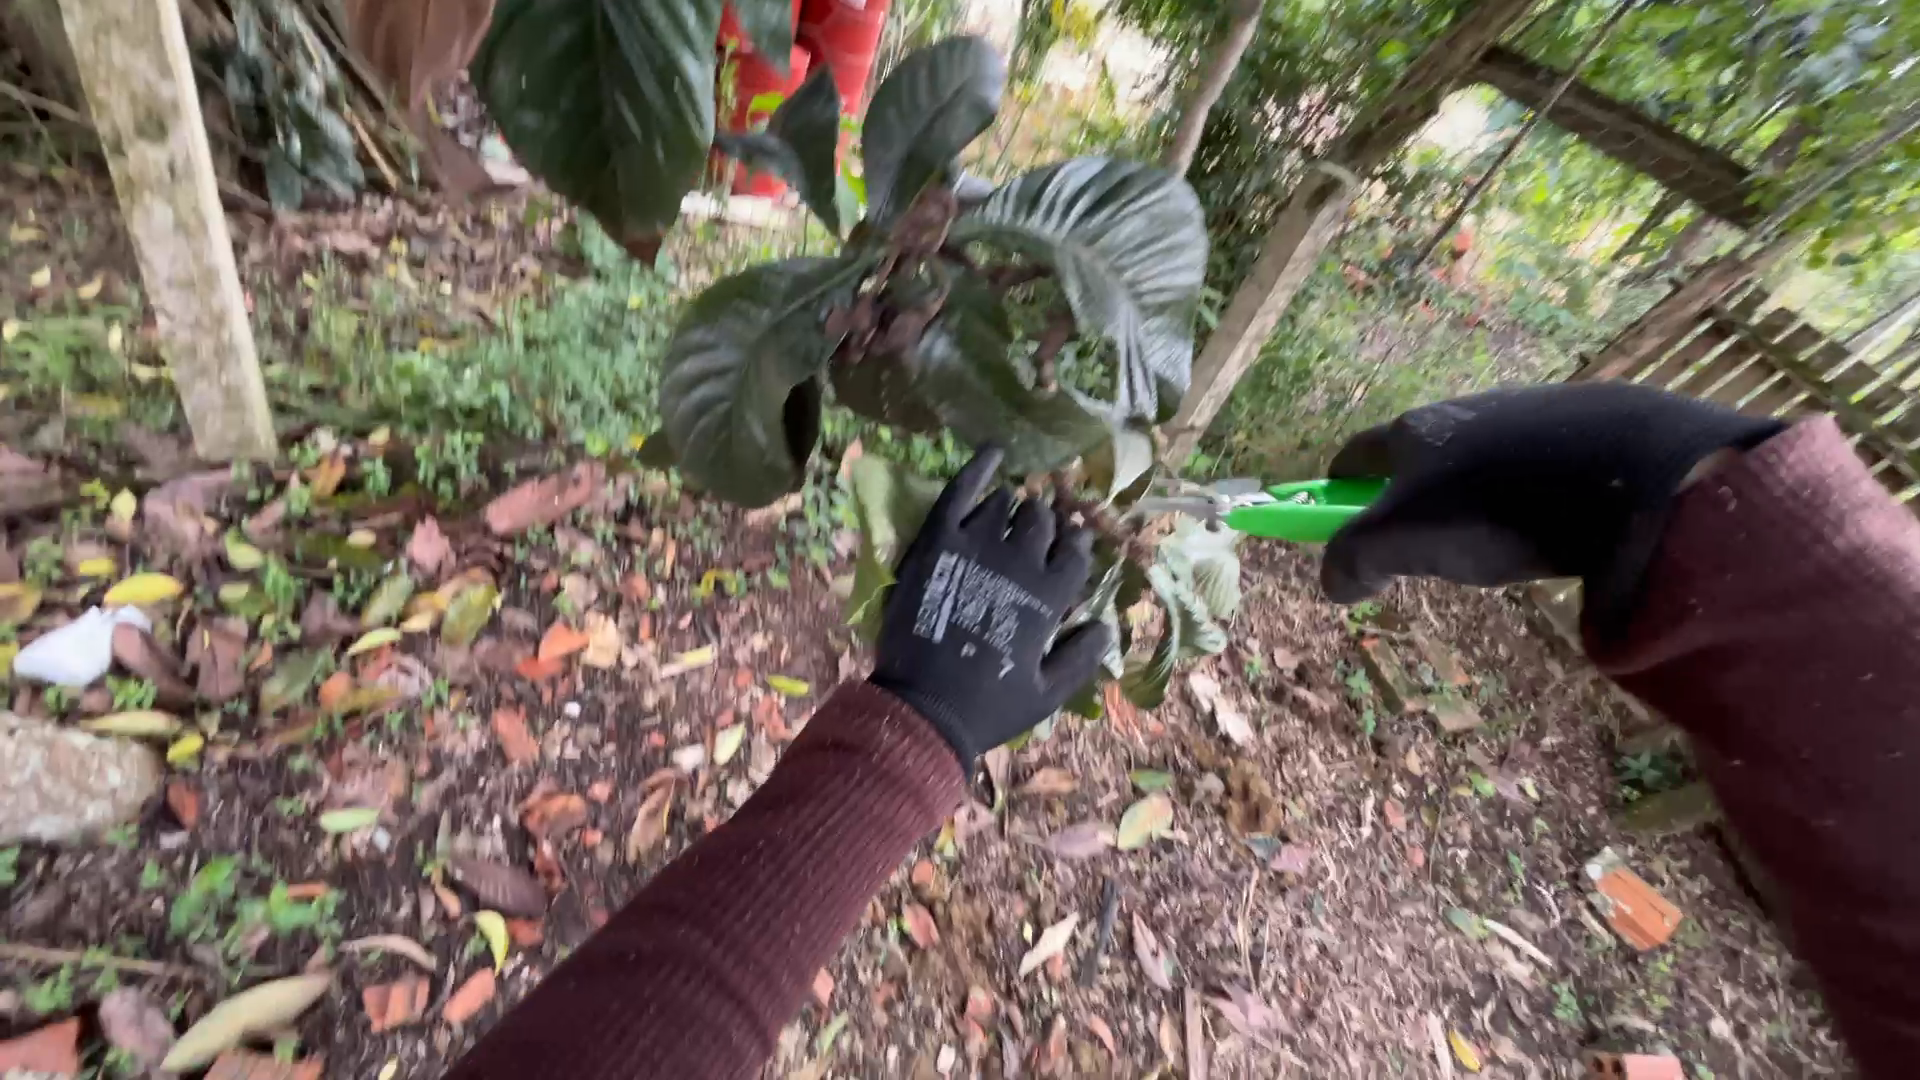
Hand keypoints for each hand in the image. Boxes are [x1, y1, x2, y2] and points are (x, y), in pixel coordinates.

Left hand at [869, 447, 1110, 770]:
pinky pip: (960, 492)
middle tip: (1030, 537)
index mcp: (1049, 597)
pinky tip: (994, 450)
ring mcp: (977, 547)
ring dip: (1013, 507)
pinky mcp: (938, 542)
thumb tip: (1105, 625)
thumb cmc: (988, 705)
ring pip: (1007, 504)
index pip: (1075, 552)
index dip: (1073, 546)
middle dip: (1042, 525)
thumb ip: (1082, 657)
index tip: (1066, 547)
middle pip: (1042, 521)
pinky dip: (978, 468)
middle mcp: (1019, 563)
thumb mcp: (1048, 693)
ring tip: (1009, 513)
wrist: (923, 708)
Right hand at [1320, 383, 1783, 635]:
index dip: (1338, 488)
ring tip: (1497, 539)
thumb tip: (1334, 584)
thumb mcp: (1400, 543)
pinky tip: (1552, 522)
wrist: (1645, 476)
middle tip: (1422, 543)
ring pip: (1478, 458)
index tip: (1339, 519)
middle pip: (1415, 457)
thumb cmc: (1496, 507)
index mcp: (1413, 431)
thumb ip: (1351, 561)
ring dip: (1469, 494)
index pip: (1354, 455)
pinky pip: (1538, 461)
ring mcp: (1532, 411)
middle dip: (1407, 497)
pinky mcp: (1594, 423)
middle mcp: (1465, 410)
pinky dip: (1528, 490)